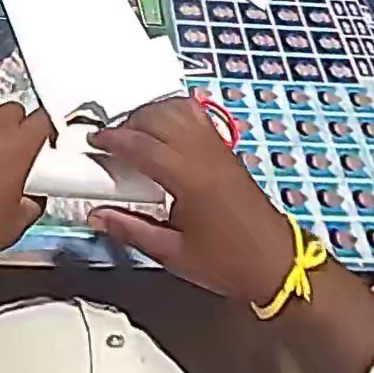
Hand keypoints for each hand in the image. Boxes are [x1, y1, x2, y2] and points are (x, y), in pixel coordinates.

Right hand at [88, 96, 295, 304]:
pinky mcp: (223, 146)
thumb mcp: (174, 254)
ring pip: (174, 108)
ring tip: (134, 134)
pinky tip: (162, 126)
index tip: (94, 142)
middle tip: (112, 143)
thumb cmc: (226, 262)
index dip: (113, 140)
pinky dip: (172, 109)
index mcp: (188, 179)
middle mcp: (202, 153)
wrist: (279, 264)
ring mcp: (215, 145)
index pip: (142, 146)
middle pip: (156, 118)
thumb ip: (132, 229)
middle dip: (127, 124)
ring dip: (148, 113)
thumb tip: (95, 214)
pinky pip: (193, 112)